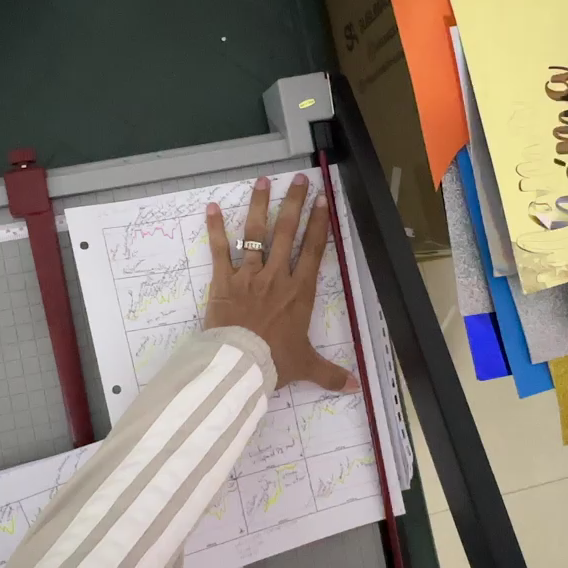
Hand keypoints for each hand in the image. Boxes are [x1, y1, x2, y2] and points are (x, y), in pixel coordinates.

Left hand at [202, 174, 358, 391]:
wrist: (239, 364)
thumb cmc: (275, 362)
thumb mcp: (306, 366)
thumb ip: (331, 374)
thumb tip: (355, 388)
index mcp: (299, 291)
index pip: (313, 250)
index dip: (319, 224)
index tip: (324, 200)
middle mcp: (276, 276)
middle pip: (287, 233)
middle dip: (295, 203)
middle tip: (300, 180)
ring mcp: (249, 275)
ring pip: (255, 233)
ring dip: (259, 205)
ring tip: (263, 181)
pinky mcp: (223, 280)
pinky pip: (219, 250)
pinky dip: (215, 228)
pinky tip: (212, 207)